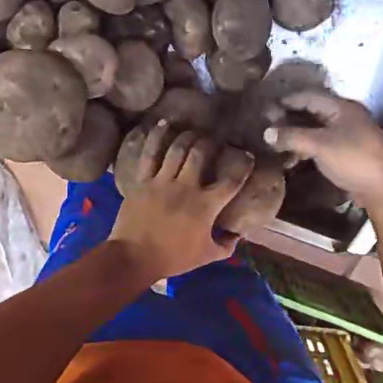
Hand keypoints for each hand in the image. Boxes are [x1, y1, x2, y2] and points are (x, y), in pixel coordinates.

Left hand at [109, 122, 253, 279]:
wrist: (134, 257)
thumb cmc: (173, 258)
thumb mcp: (207, 256)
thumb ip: (226, 245)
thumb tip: (238, 235)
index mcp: (206, 206)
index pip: (231, 180)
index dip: (243, 165)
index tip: (247, 156)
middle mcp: (187, 187)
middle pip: (201, 153)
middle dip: (210, 142)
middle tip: (213, 139)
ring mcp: (162, 181)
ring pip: (177, 149)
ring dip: (188, 136)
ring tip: (193, 131)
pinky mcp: (143, 180)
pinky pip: (150, 153)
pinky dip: (157, 136)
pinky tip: (164, 124)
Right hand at [263, 90, 382, 205]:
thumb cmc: (353, 158)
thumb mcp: (319, 144)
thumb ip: (292, 136)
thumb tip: (267, 133)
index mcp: (342, 107)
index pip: (309, 96)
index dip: (288, 100)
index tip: (267, 108)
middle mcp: (346, 117)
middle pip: (312, 112)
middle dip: (290, 119)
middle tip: (269, 126)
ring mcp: (349, 135)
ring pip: (316, 130)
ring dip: (297, 136)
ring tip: (277, 143)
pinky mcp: (348, 153)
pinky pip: (322, 144)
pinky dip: (306, 148)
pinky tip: (293, 157)